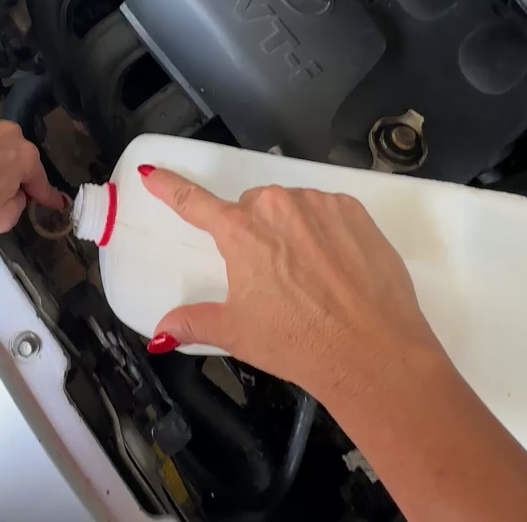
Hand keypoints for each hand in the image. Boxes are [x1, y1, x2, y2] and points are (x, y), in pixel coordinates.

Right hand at [142, 168, 442, 399]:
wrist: (375, 355)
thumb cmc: (299, 343)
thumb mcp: (238, 332)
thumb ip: (193, 322)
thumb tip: (161, 333)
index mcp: (239, 231)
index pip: (192, 201)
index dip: (168, 185)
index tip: (150, 172)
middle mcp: (276, 206)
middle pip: (251, 207)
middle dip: (253, 231)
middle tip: (269, 274)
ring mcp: (317, 203)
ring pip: (290, 207)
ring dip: (291, 229)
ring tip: (309, 275)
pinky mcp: (353, 209)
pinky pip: (326, 210)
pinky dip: (325, 230)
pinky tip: (335, 265)